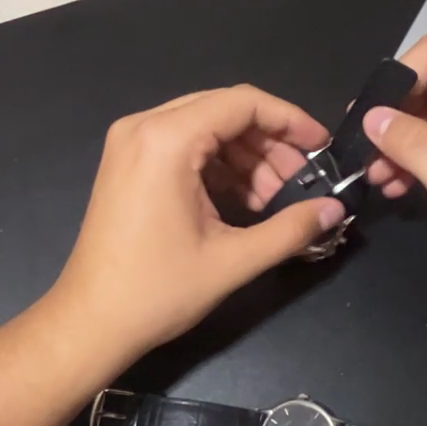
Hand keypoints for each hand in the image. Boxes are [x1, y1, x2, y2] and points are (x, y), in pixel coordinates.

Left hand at [49, 86, 346, 355]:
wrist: (90, 322)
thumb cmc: (157, 291)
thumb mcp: (233, 261)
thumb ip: (291, 230)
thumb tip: (335, 210)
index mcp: (166, 140)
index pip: (242, 104)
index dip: (290, 121)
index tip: (322, 147)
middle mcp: (143, 128)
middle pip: (224, 111)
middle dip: (270, 143)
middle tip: (303, 181)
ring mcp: (130, 144)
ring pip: (205, 128)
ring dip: (246, 158)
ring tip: (277, 199)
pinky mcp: (127, 164)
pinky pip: (184, 146)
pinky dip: (219, 167)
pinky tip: (245, 201)